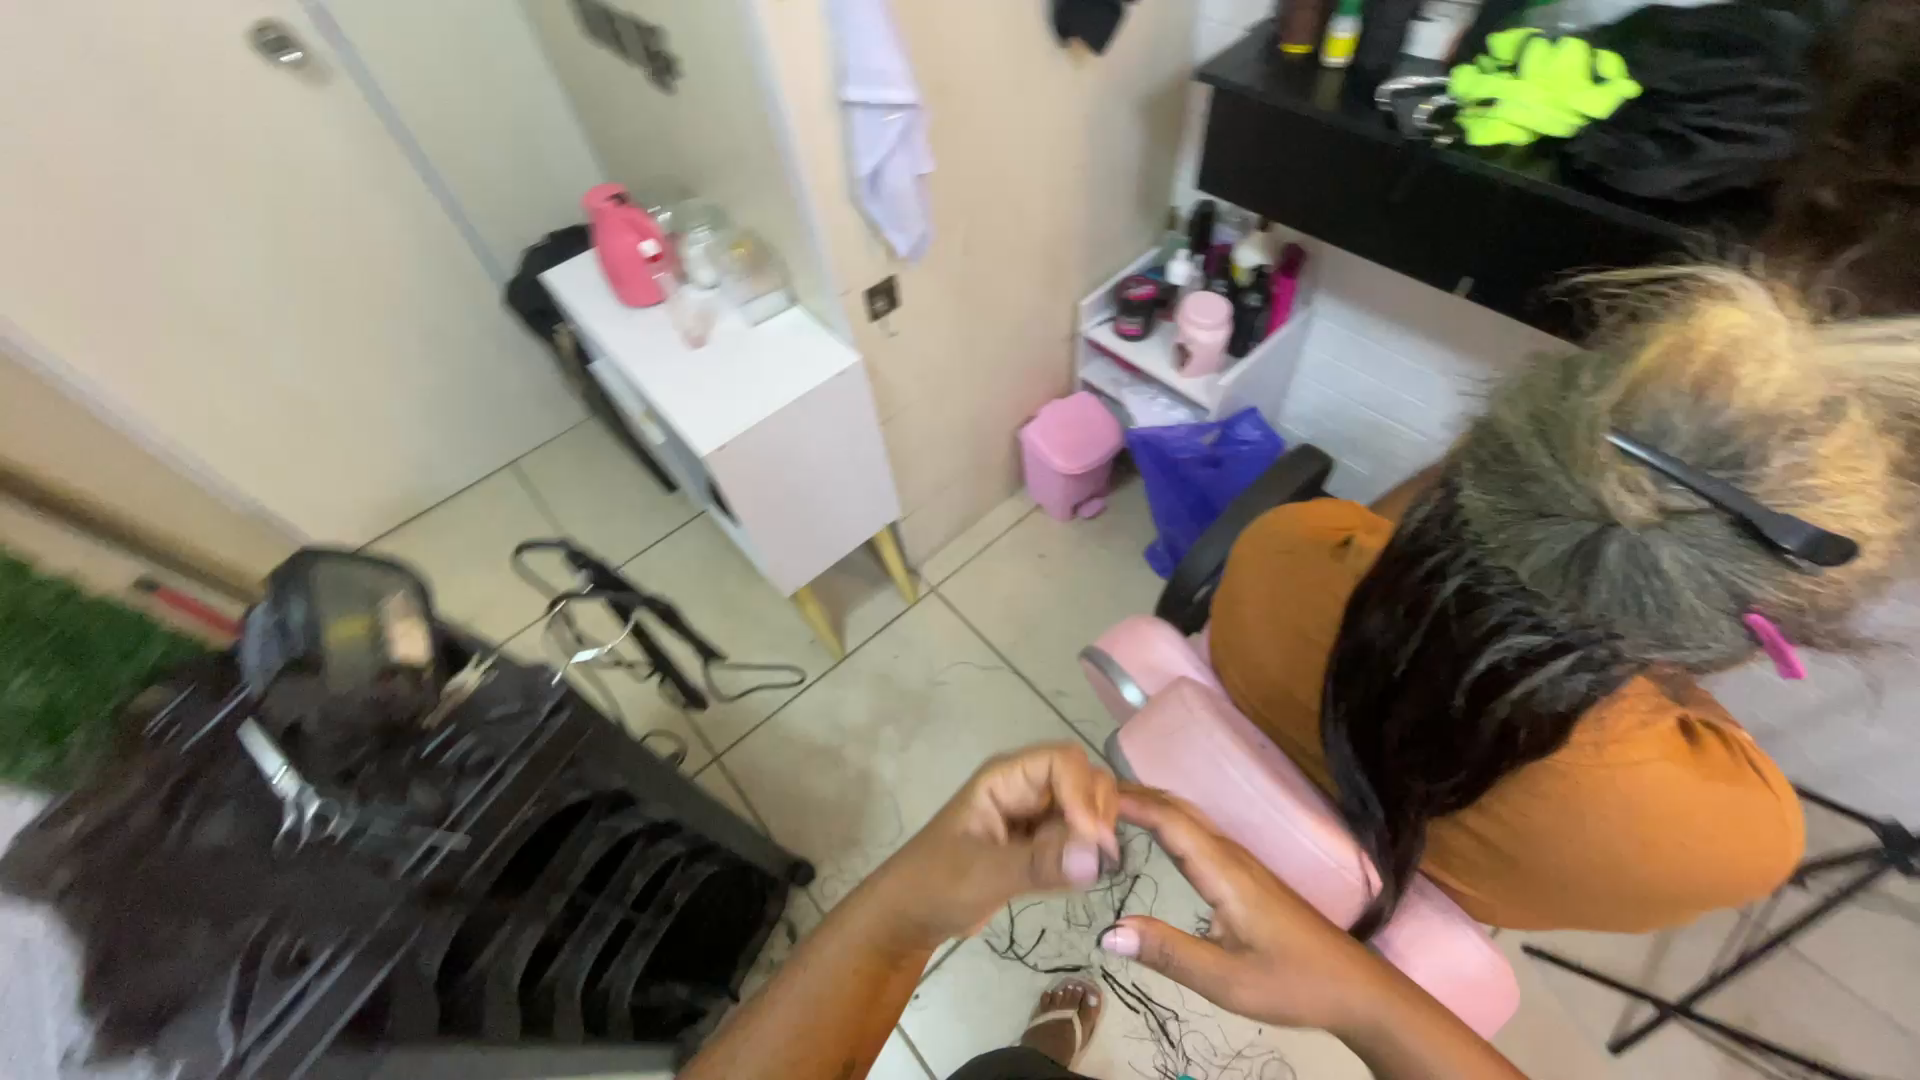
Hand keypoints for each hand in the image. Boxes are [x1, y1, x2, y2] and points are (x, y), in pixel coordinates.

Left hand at [861, 743, 1120, 949]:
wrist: (911, 916)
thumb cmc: (936, 885)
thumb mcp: (984, 875)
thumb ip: (1039, 865)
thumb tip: (1096, 857)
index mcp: (1005, 778)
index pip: (1063, 762)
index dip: (1084, 794)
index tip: (1094, 841)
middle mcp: (1024, 787)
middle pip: (1082, 777)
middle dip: (1098, 810)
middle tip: (1100, 856)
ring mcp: (1033, 814)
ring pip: (1085, 805)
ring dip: (1097, 831)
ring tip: (1092, 867)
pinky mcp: (1039, 842)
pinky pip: (1077, 834)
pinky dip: (1088, 850)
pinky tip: (1083, 874)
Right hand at [1099, 784, 1391, 1033]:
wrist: (1356, 987)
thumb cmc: (1293, 982)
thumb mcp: (1226, 979)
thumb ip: (1168, 953)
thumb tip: (1108, 930)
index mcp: (1222, 870)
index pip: (1168, 819)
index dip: (1128, 802)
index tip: (1086, 795)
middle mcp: (1228, 853)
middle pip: (1176, 807)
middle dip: (1132, 793)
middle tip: (1084, 793)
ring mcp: (1238, 860)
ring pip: (1187, 815)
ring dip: (1148, 802)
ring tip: (1107, 805)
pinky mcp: (1243, 872)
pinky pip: (1195, 829)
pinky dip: (1164, 818)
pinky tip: (1152, 831)